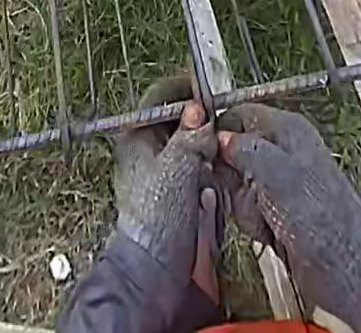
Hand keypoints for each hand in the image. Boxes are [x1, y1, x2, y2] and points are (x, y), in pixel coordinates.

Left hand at [113, 78, 216, 278]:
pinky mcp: (177, 194)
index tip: (205, 85)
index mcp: (136, 136)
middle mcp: (147, 151)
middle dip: (199, 117)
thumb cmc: (156, 218)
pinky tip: (222, 166)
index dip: (181, 89)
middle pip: (176, 120)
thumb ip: (190, 136)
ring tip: (224, 138)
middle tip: (221, 112)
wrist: (156, 274)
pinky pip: (197, 168)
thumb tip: (199, 110)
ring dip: (207, 141)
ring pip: (189, 143)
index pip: (159, 98)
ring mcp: (162, 173)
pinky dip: (210, 164)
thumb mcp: (177, 168)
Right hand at [218, 104, 360, 332]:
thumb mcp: (275, 172)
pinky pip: (248, 206)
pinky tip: (266, 229)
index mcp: (287, 129)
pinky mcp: (279, 209)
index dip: (221, 129)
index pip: (240, 113)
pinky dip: (251, 218)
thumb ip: (244, 148)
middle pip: (235, 149)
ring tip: (263, 215)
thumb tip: (220, 138)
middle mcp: (283, 150)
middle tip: (246, 191)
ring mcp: (281, 182)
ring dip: (243, 201)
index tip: (206, 149)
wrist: (348, 273)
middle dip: (232, 174)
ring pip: (238, 181)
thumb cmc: (320, 216)